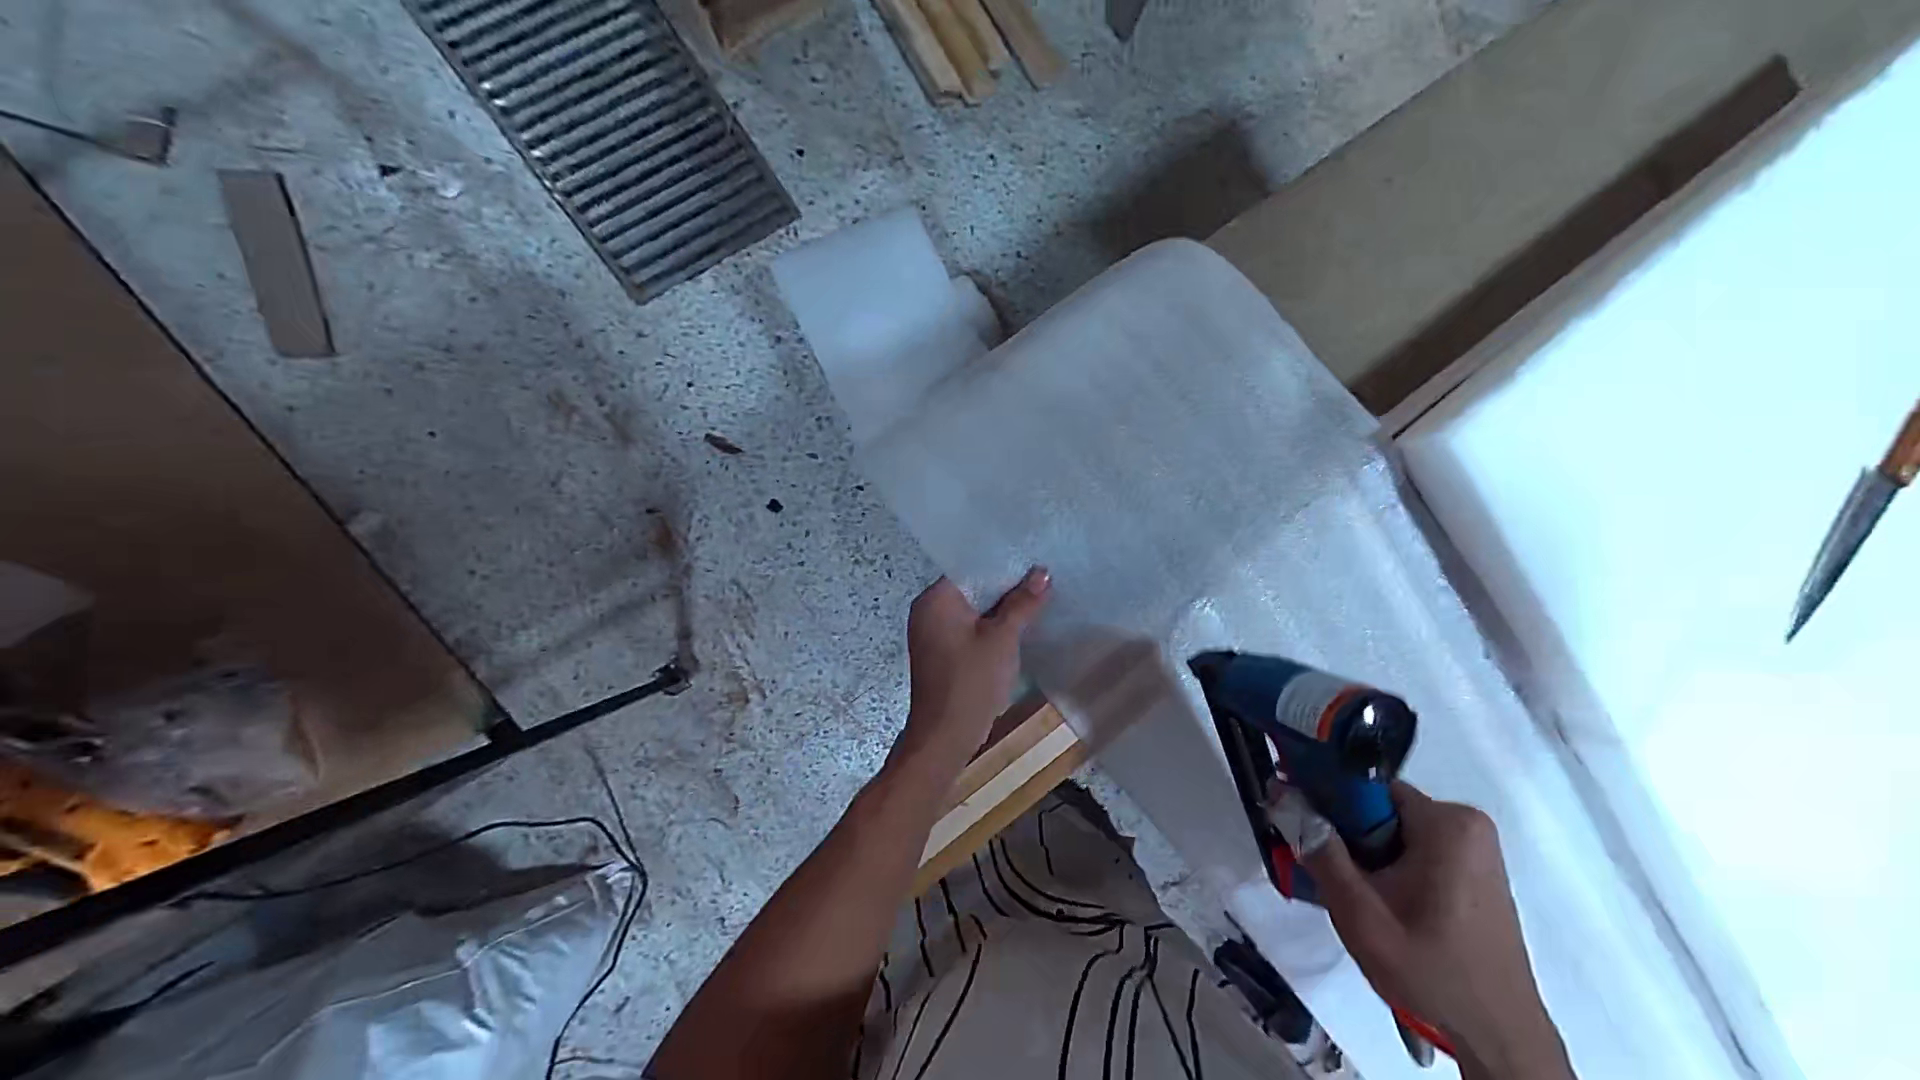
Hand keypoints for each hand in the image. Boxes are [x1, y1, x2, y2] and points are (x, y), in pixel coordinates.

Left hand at [890, 569, 1049, 775]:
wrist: (946, 735)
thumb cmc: (972, 681)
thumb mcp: (1003, 638)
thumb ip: (1022, 603)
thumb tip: (1042, 573)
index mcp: (935, 600)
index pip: (970, 567)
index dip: (1003, 563)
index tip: (1032, 558)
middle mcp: (928, 610)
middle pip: (972, 587)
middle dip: (1005, 585)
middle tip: (1041, 575)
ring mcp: (932, 633)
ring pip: (972, 610)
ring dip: (1000, 608)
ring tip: (1036, 596)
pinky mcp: (941, 652)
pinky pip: (968, 628)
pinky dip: (990, 626)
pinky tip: (1017, 625)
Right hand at [1301, 782, 1573, 1079]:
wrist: (1498, 1038)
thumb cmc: (1431, 970)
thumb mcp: (1360, 913)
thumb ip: (1318, 850)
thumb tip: (1281, 794)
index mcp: (1447, 823)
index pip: (1365, 788)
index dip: (1330, 808)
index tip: (1308, 836)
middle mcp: (1468, 825)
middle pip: (1379, 810)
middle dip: (1350, 841)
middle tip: (1338, 882)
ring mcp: (1477, 849)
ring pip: (1394, 832)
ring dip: (1369, 859)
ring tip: (1362, 902)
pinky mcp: (1477, 873)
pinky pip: (1416, 850)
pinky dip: (1392, 870)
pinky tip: (1385, 908)